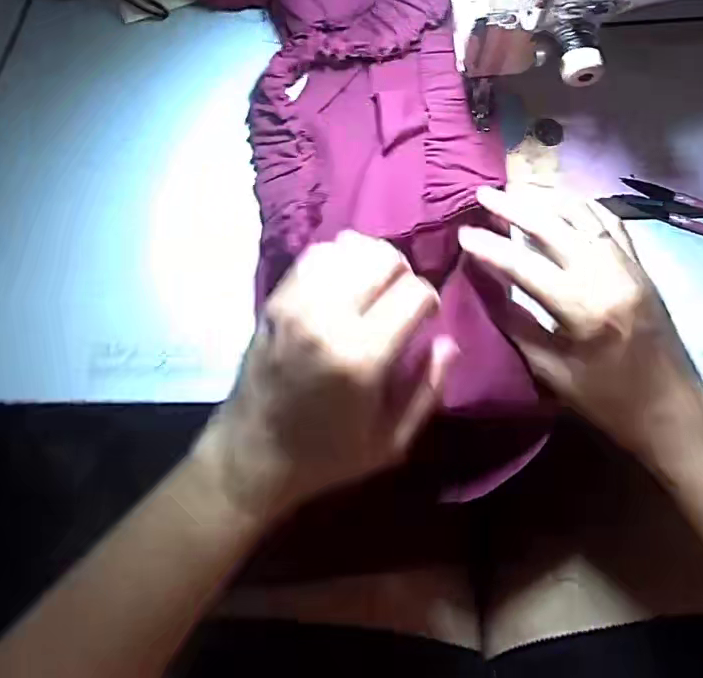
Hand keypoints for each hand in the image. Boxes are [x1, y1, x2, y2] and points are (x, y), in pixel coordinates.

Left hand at [196, 232, 454, 521]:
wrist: (253, 450)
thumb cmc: (328, 454)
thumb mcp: (391, 442)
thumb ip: (428, 389)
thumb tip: (448, 340)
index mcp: (362, 356)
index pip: (413, 292)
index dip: (429, 300)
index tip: (426, 317)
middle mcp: (328, 318)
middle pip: (382, 259)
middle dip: (403, 273)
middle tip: (401, 297)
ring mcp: (297, 302)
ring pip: (348, 249)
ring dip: (370, 261)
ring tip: (373, 285)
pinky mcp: (276, 297)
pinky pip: (315, 255)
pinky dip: (338, 259)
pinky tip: (344, 281)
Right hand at [457, 186, 702, 466]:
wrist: (675, 412)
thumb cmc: (606, 400)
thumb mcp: (548, 368)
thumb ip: (511, 318)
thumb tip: (478, 278)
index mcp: (584, 308)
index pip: (523, 264)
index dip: (488, 246)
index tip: (461, 233)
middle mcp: (609, 276)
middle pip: (553, 225)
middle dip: (513, 206)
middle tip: (482, 194)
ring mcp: (629, 265)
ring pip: (582, 214)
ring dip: (545, 198)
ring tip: (515, 191)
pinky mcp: (641, 265)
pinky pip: (608, 221)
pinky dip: (579, 206)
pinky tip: (558, 203)